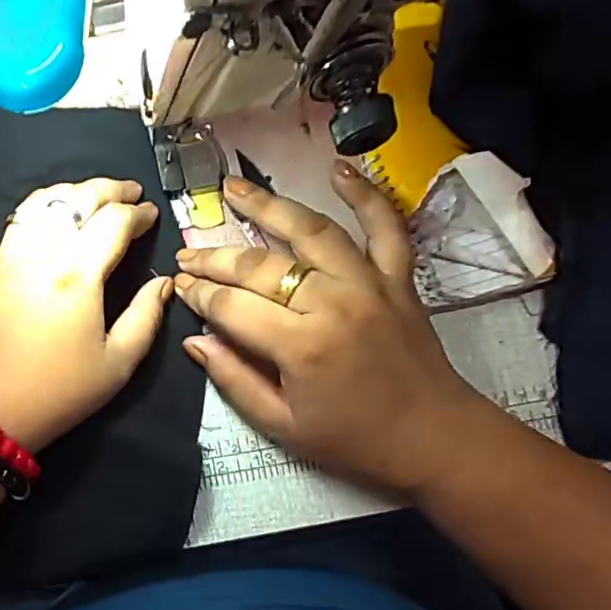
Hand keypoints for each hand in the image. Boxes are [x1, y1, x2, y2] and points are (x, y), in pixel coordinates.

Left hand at [0, 178, 171, 450]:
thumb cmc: (59, 392)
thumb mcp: (118, 364)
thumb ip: (147, 316)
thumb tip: (163, 283)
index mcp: (77, 275)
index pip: (112, 221)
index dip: (137, 213)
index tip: (151, 215)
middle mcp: (41, 253)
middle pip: (77, 198)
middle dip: (108, 189)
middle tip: (130, 193)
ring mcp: (10, 256)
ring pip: (44, 201)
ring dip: (75, 191)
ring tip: (96, 197)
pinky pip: (21, 219)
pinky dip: (45, 205)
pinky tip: (57, 214)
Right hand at [173, 163, 487, 493]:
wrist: (432, 437)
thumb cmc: (352, 439)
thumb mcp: (282, 427)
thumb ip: (234, 380)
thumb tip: (194, 341)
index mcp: (300, 346)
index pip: (232, 306)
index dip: (199, 294)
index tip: (178, 284)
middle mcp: (332, 302)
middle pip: (261, 267)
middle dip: (216, 259)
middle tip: (188, 251)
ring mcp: (369, 283)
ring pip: (311, 232)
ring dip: (270, 207)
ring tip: (235, 187)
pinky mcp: (398, 279)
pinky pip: (384, 228)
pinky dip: (365, 196)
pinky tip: (340, 170)